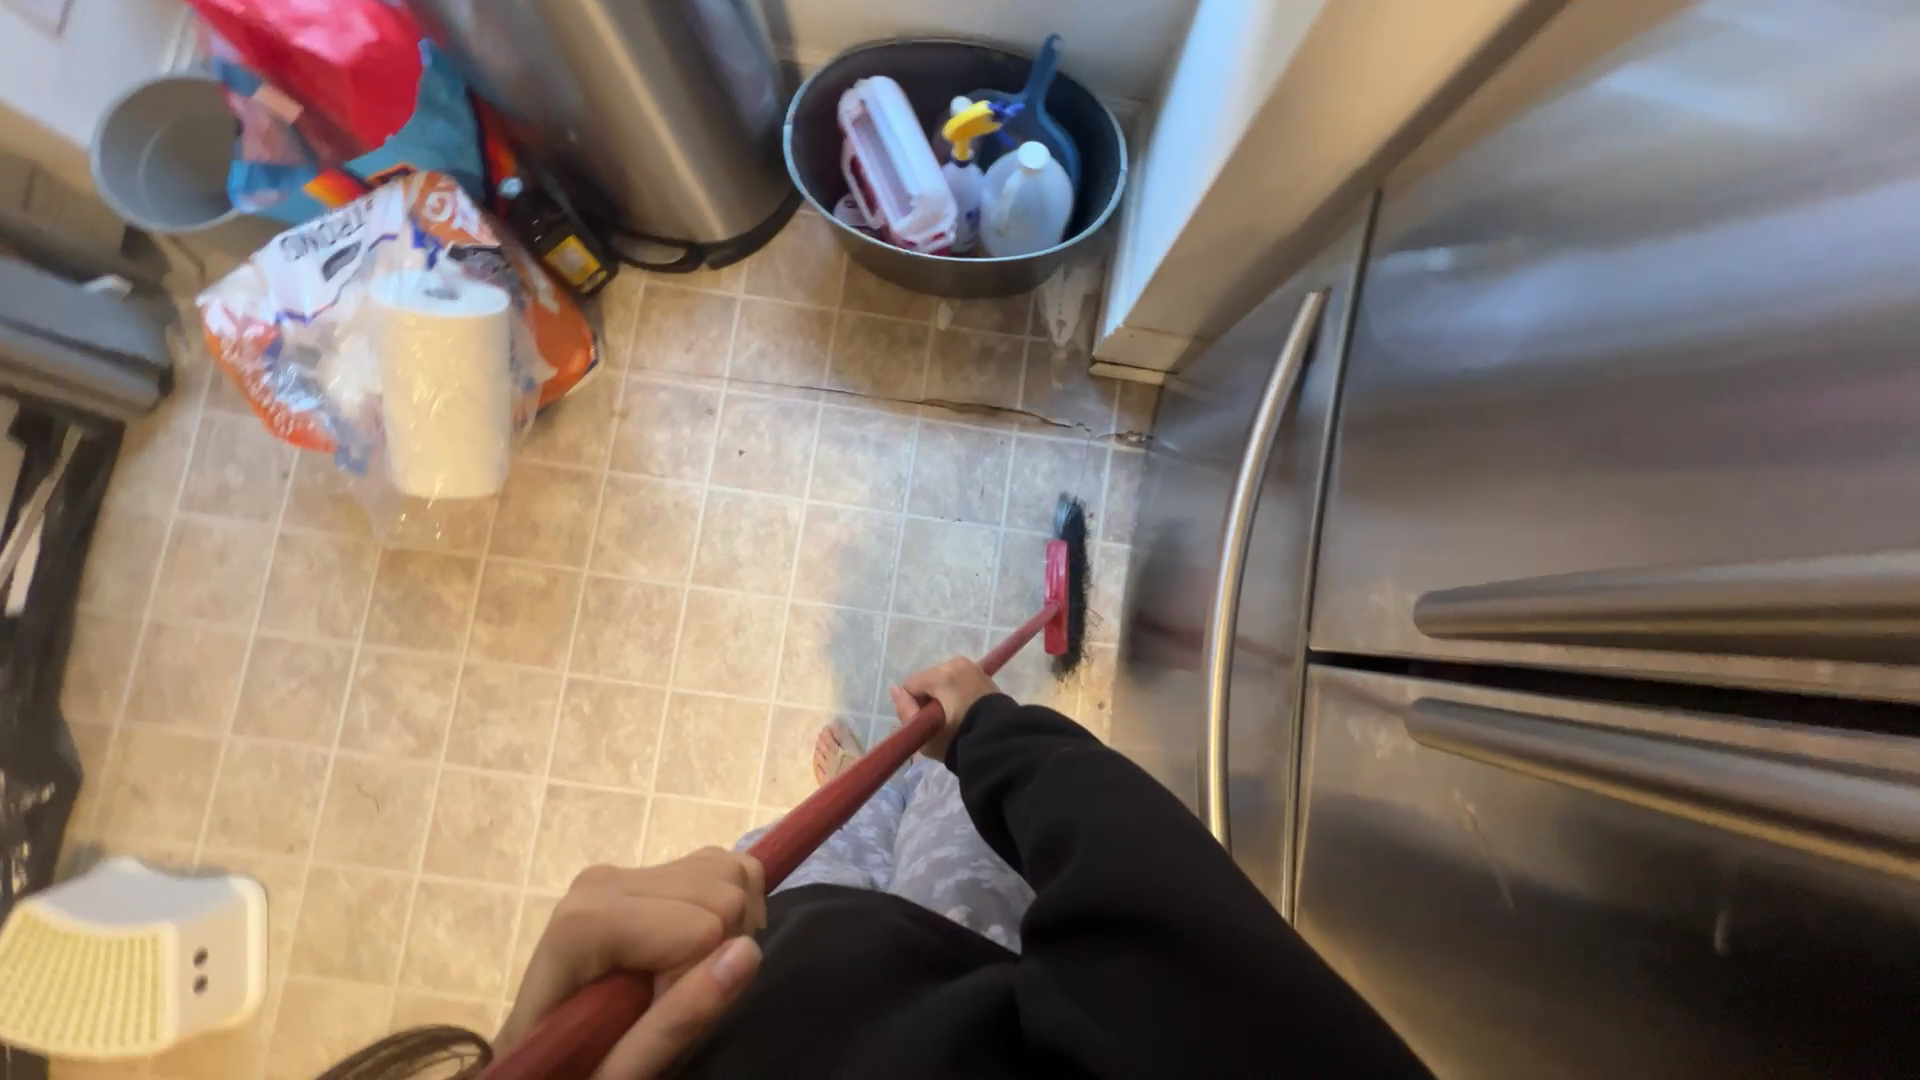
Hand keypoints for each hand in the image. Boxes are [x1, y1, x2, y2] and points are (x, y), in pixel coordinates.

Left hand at [496, 848, 766, 1078]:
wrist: (539, 1063)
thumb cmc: (571, 1072)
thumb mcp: (618, 1073)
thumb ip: (678, 1019)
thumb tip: (747, 951)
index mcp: (585, 923)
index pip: (702, 927)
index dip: (694, 982)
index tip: (653, 1023)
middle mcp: (605, 880)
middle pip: (723, 893)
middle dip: (717, 953)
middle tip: (675, 1002)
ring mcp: (627, 870)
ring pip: (731, 872)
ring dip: (730, 929)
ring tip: (687, 975)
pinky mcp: (649, 869)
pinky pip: (725, 863)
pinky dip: (738, 902)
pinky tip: (706, 942)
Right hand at [890, 656, 999, 760]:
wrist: (999, 744)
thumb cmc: (958, 739)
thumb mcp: (926, 734)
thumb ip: (906, 711)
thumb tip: (895, 689)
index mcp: (942, 675)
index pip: (912, 686)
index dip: (914, 706)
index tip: (926, 724)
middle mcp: (956, 664)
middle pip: (928, 681)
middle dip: (929, 699)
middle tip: (940, 723)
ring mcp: (972, 667)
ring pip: (943, 680)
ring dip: (943, 696)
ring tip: (954, 719)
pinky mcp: (983, 675)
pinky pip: (959, 681)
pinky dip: (956, 693)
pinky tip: (964, 712)